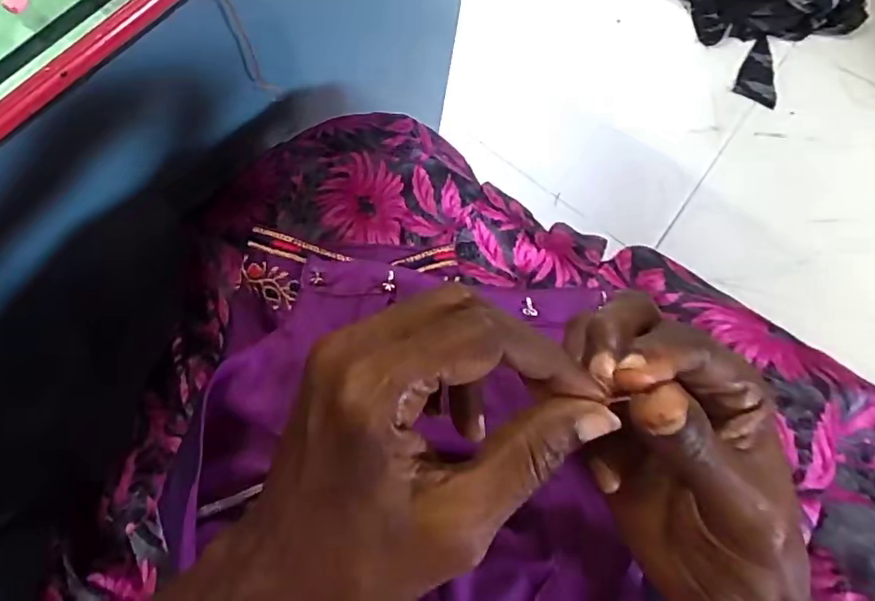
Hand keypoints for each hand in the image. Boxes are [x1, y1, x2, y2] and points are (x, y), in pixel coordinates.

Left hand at [162, 286, 618, 600]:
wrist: (280, 567)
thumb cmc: (366, 562)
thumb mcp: (458, 524)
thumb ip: (528, 456)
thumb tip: (594, 413)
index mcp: (375, 385)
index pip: (478, 334)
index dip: (542, 357)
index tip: (587, 393)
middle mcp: (352, 343)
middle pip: (457, 306)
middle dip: (515, 346)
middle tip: (552, 398)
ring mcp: (339, 341)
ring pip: (434, 311)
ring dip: (479, 351)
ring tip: (481, 427)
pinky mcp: (336, 349)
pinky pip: (407, 328)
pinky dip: (444, 356)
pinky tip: (448, 416)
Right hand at [565, 293, 808, 600]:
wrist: (714, 598)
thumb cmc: (749, 553)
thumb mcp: (739, 509)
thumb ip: (696, 449)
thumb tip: (651, 396)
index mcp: (728, 384)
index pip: (688, 343)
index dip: (656, 350)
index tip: (624, 376)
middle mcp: (679, 371)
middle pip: (635, 316)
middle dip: (608, 333)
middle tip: (595, 373)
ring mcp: (634, 388)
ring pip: (595, 336)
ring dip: (580, 357)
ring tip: (582, 403)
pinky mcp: (599, 411)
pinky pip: (569, 377)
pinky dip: (560, 387)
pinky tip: (564, 416)